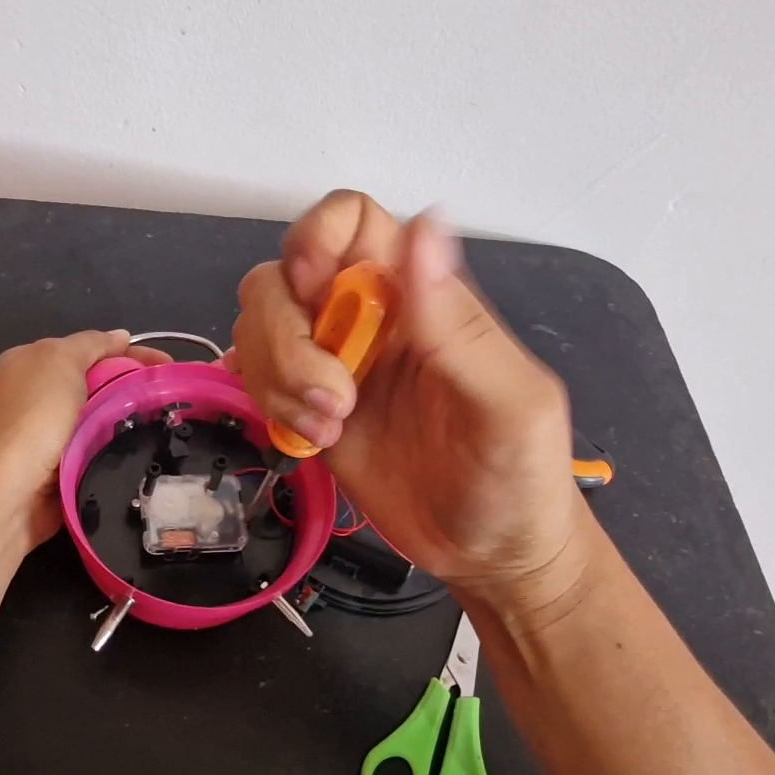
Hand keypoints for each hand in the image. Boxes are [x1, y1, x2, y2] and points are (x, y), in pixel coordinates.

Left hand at [0, 330, 171, 548]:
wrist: (0, 497)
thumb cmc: (29, 420)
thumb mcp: (58, 361)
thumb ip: (90, 344)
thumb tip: (120, 336)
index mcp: (31, 365)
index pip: (92, 351)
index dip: (133, 355)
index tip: (171, 369)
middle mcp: (35, 398)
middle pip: (97, 387)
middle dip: (135, 390)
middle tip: (175, 403)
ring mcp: (46, 439)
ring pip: (100, 424)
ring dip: (130, 426)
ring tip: (170, 430)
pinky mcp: (57, 475)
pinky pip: (95, 457)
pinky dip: (115, 456)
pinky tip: (142, 458)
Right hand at [230, 191, 592, 624]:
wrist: (489, 555)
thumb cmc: (518, 477)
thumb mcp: (507, 404)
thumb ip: (460, 325)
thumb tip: (425, 226)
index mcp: (418, 294)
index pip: (349, 219)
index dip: (315, 236)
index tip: (316, 291)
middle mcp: (365, 317)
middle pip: (280, 277)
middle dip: (287, 338)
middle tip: (337, 401)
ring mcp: (330, 363)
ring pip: (259, 328)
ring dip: (278, 378)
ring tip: (329, 430)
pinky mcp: (306, 407)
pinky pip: (256, 379)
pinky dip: (269, 406)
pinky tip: (312, 442)